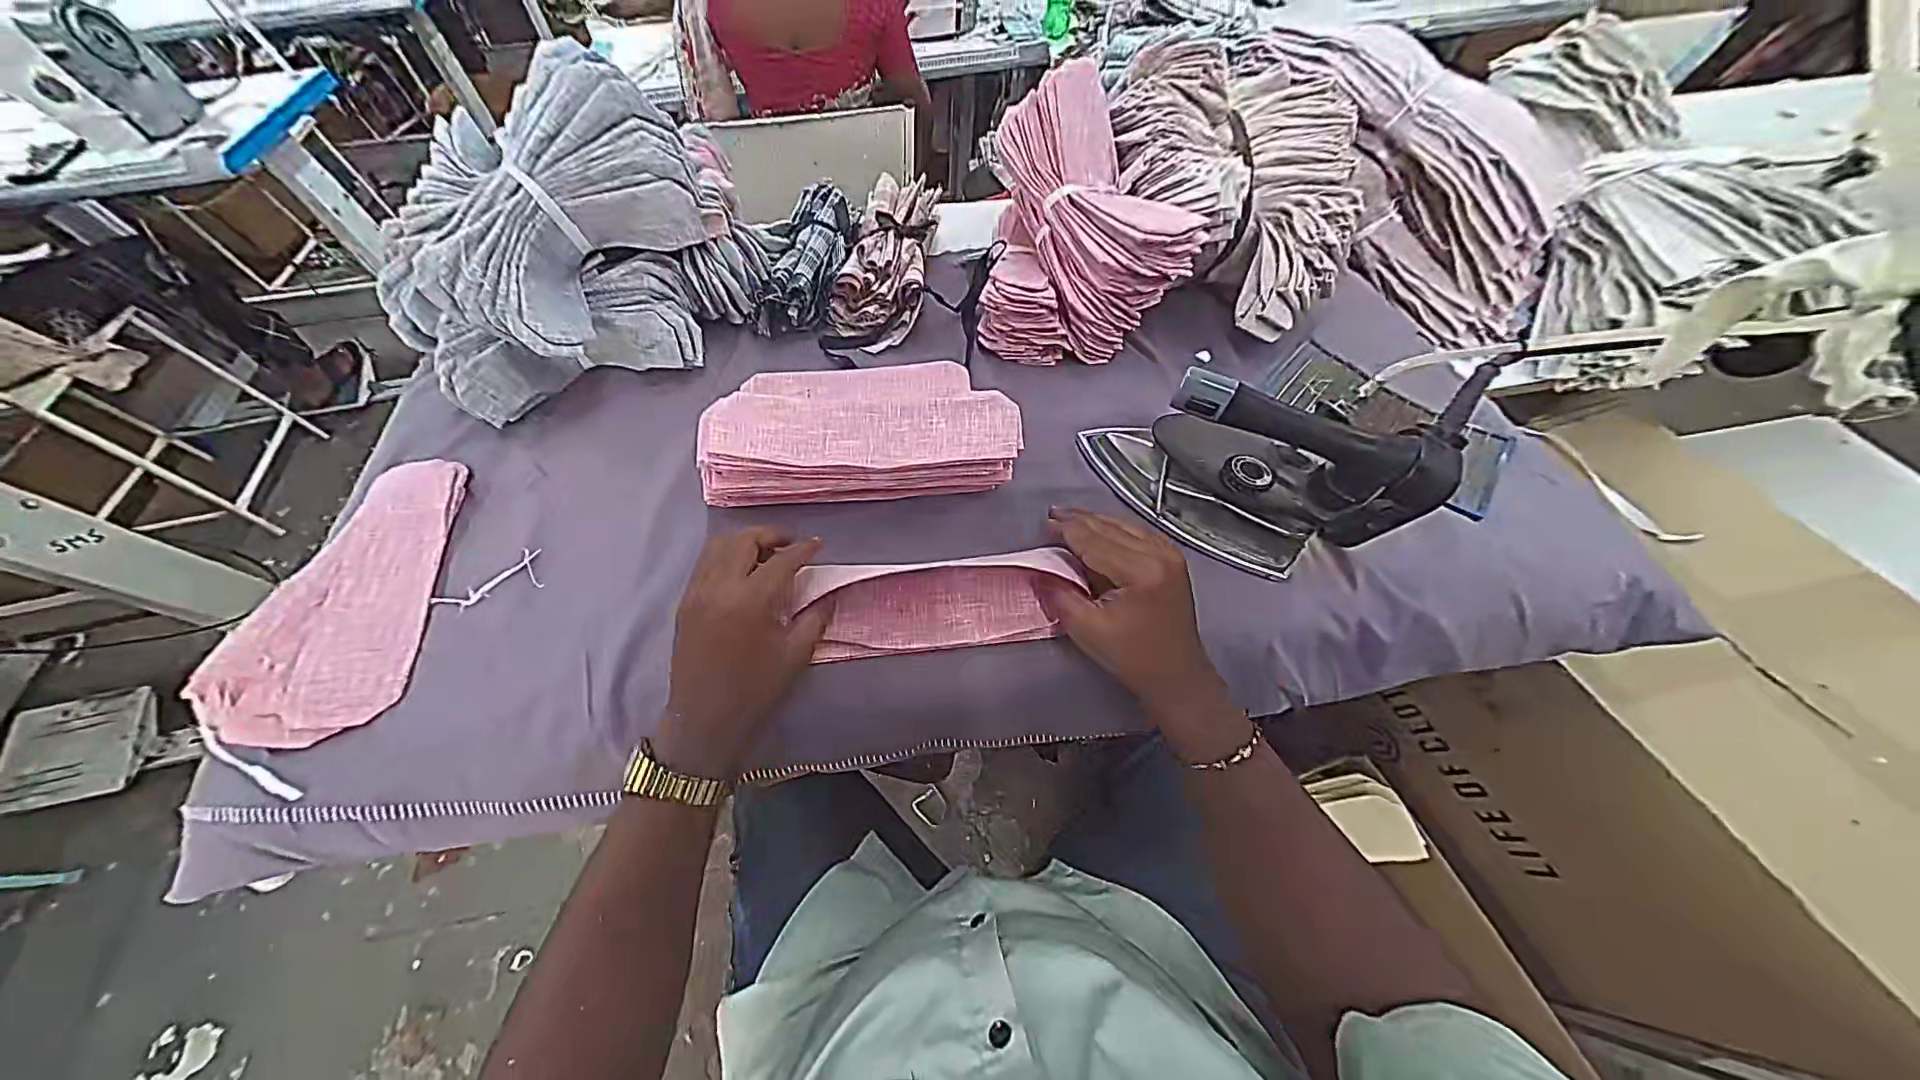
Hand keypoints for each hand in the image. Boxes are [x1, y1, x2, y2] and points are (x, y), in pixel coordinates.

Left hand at [655, 528, 831, 779]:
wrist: (705, 720)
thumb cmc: (755, 690)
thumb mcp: (795, 654)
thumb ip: (815, 617)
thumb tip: (828, 593)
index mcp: (750, 601)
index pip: (780, 561)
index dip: (803, 550)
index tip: (818, 545)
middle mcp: (719, 588)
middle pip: (743, 541)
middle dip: (770, 536)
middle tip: (791, 545)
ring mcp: (696, 593)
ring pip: (718, 546)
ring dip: (745, 542)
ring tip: (766, 555)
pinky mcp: (685, 603)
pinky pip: (704, 564)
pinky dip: (725, 556)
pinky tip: (742, 572)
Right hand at [1039, 508, 1248, 762]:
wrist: (1177, 677)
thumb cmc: (1133, 658)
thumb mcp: (1087, 630)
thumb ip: (1060, 595)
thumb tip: (1040, 570)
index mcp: (1141, 571)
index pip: (1094, 540)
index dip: (1066, 531)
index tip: (1044, 525)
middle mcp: (1160, 554)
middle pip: (1109, 528)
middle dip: (1078, 521)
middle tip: (1051, 517)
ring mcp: (1170, 555)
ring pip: (1123, 526)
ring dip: (1095, 522)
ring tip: (1068, 519)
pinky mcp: (1172, 560)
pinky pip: (1137, 534)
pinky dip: (1114, 530)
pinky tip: (1098, 529)